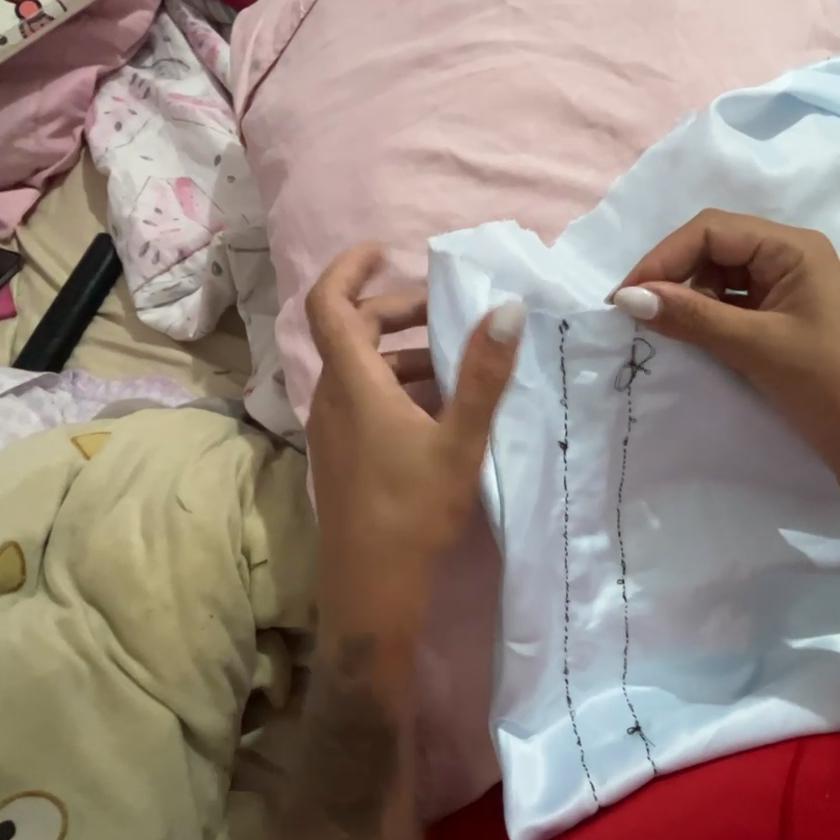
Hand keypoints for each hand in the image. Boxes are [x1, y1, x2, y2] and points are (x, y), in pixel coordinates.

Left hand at [305, 243, 524, 620]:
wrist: (372, 587)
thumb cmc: (413, 511)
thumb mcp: (459, 440)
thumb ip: (483, 375)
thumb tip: (509, 309)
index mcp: (354, 385)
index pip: (331, 303)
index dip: (351, 268)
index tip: (387, 251)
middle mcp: (333, 399)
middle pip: (352, 333)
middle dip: (396, 312)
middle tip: (445, 312)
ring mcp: (334, 430)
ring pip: (361, 370)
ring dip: (402, 354)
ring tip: (454, 362)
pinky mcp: (343, 456)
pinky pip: (364, 401)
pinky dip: (397, 388)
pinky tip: (440, 410)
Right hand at [610, 209, 839, 468]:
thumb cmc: (826, 383)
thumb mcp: (755, 346)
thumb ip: (691, 317)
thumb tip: (627, 298)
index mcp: (794, 249)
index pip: (713, 231)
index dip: (664, 257)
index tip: (626, 297)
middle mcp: (790, 259)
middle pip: (715, 248)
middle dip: (673, 275)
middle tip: (636, 313)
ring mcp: (788, 290)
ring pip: (721, 278)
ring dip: (688, 298)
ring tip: (662, 328)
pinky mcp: (782, 321)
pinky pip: (733, 306)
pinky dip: (706, 317)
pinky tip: (688, 337)